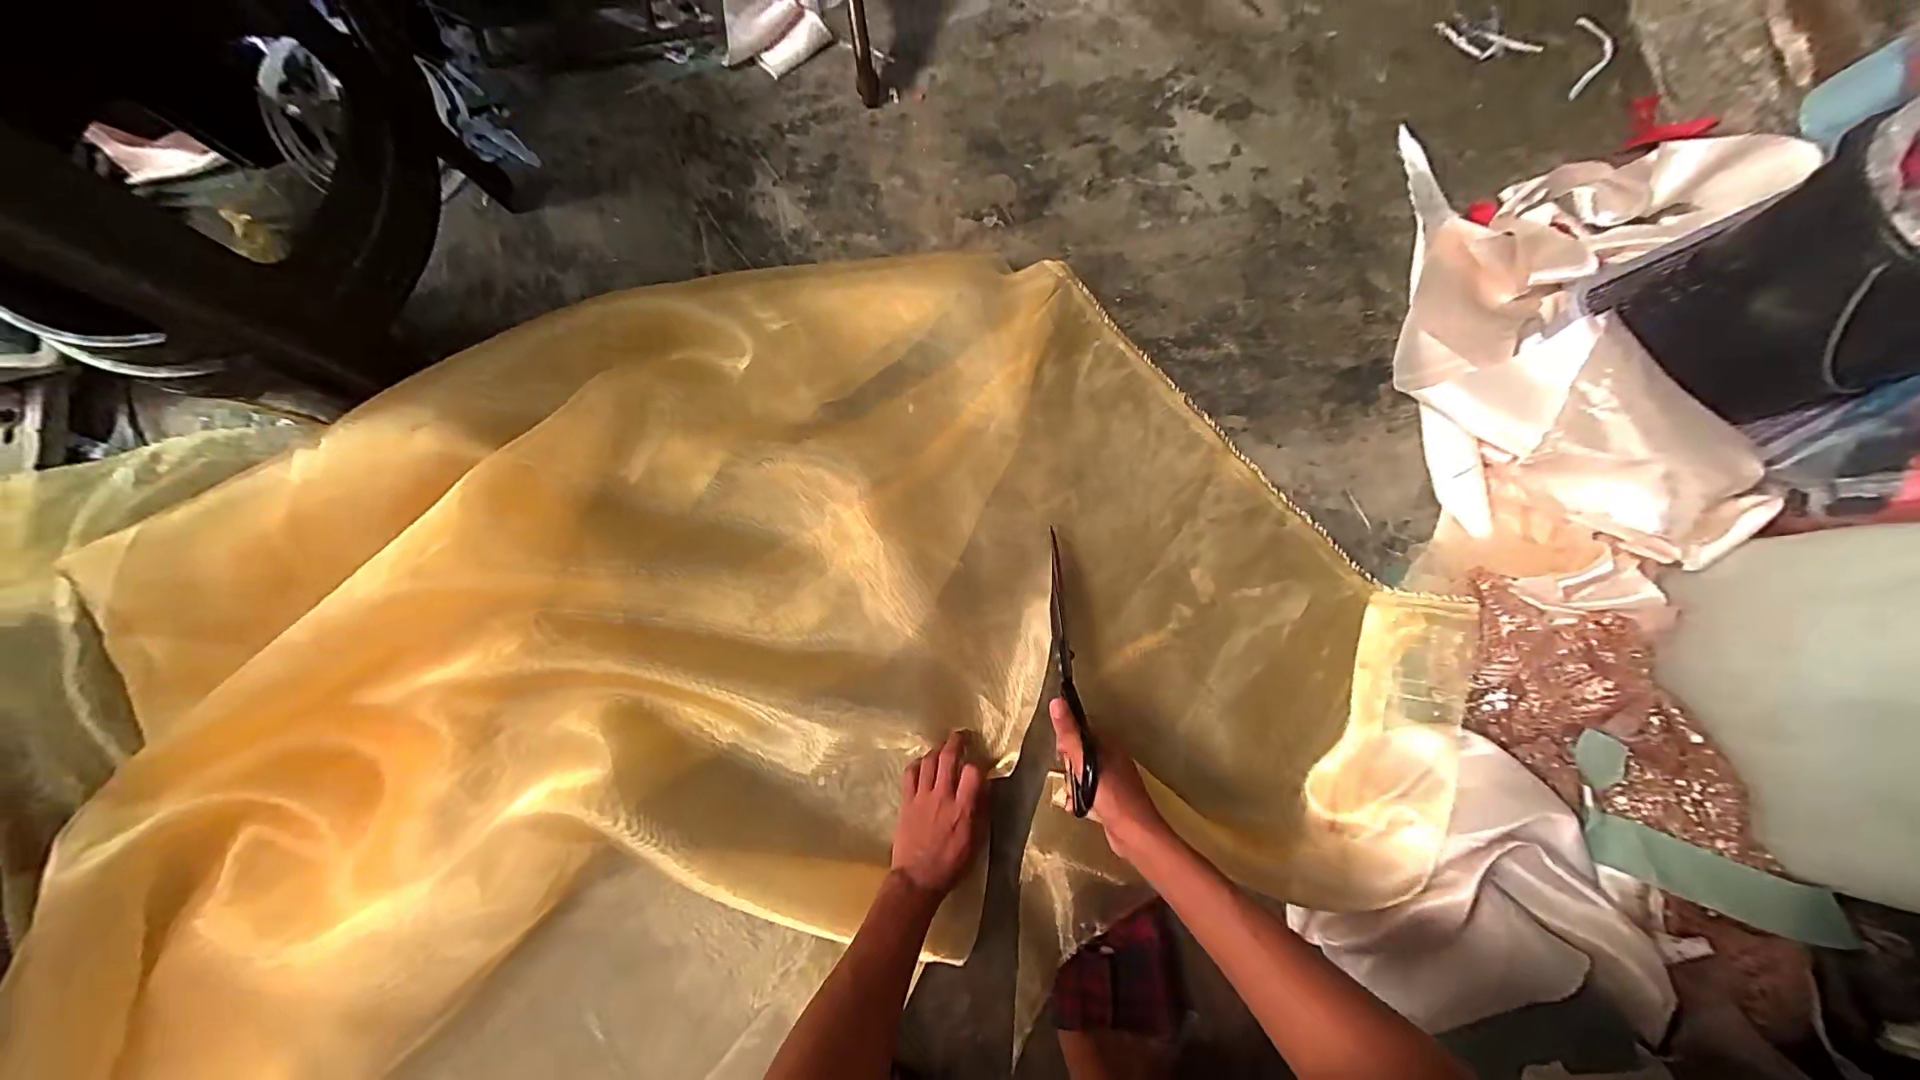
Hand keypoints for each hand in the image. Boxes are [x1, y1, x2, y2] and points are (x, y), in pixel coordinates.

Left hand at [891, 732, 986, 896]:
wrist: (918, 879)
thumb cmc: (952, 864)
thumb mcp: (976, 841)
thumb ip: (982, 811)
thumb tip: (987, 786)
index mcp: (963, 809)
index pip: (973, 772)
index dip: (979, 763)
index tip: (981, 763)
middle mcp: (942, 797)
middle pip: (948, 758)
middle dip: (956, 743)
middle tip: (960, 736)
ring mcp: (922, 797)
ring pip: (928, 761)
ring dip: (937, 750)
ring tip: (942, 747)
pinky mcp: (906, 801)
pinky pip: (910, 774)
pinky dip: (917, 763)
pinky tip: (923, 763)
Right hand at [1050, 698, 1172, 862]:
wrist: (1134, 835)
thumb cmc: (1112, 795)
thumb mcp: (1085, 762)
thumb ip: (1070, 734)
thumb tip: (1057, 702)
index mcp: (1110, 746)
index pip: (1083, 730)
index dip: (1069, 739)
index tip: (1061, 752)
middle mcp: (1113, 760)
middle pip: (1081, 753)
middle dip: (1069, 766)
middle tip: (1069, 777)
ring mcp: (1113, 781)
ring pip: (1083, 774)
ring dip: (1074, 785)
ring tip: (1072, 795)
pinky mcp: (1110, 800)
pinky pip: (1088, 793)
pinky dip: (1080, 799)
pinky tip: (1076, 807)